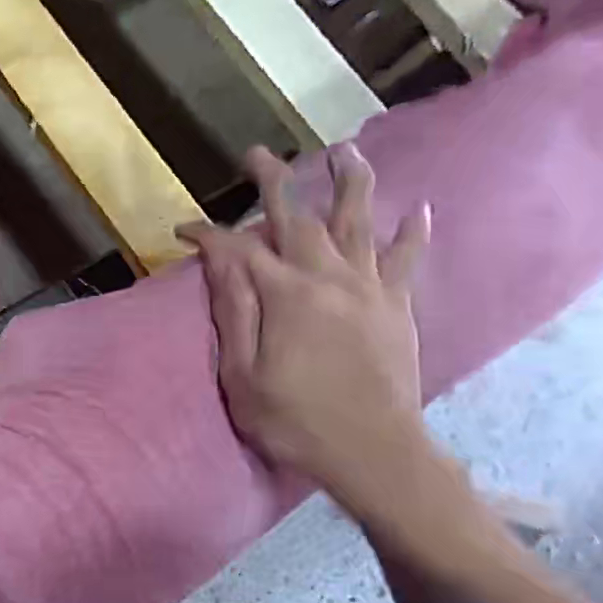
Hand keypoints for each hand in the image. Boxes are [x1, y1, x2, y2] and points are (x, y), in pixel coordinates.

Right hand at [179, 144, 431, 512]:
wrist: (373, 451)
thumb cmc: (294, 421)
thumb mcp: (243, 375)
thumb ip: (234, 312)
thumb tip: (221, 260)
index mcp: (285, 295)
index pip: (238, 250)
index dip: (208, 236)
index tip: (184, 229)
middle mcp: (329, 278)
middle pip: (299, 218)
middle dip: (275, 182)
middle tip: (258, 155)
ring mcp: (369, 288)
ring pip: (359, 222)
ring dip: (350, 182)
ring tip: (344, 151)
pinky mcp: (397, 307)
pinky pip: (407, 259)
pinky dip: (412, 233)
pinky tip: (419, 209)